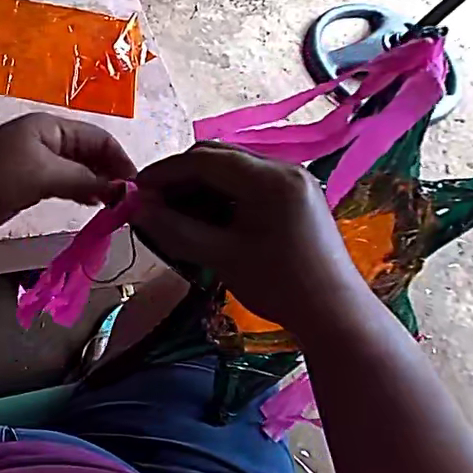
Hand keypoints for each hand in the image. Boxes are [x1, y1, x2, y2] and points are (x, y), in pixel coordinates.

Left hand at [0, 113, 136, 232]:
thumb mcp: (44, 174)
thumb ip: (84, 180)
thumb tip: (120, 189)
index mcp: (51, 127)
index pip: (98, 138)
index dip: (119, 158)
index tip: (135, 184)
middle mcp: (48, 139)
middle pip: (91, 152)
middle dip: (111, 172)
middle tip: (127, 198)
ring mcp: (39, 160)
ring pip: (80, 169)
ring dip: (98, 183)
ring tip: (114, 203)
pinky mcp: (31, 180)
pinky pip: (66, 182)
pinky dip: (82, 191)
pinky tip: (93, 204)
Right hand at [131, 144, 371, 328]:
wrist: (336, 315)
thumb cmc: (280, 287)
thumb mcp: (221, 257)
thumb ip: (175, 229)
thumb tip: (136, 208)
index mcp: (270, 178)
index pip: (204, 160)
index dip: (165, 173)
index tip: (136, 191)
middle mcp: (283, 167)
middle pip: (218, 157)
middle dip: (181, 178)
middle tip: (154, 204)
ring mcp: (292, 179)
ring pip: (232, 169)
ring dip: (200, 186)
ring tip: (176, 215)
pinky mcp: (295, 194)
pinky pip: (249, 182)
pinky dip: (222, 195)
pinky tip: (207, 218)